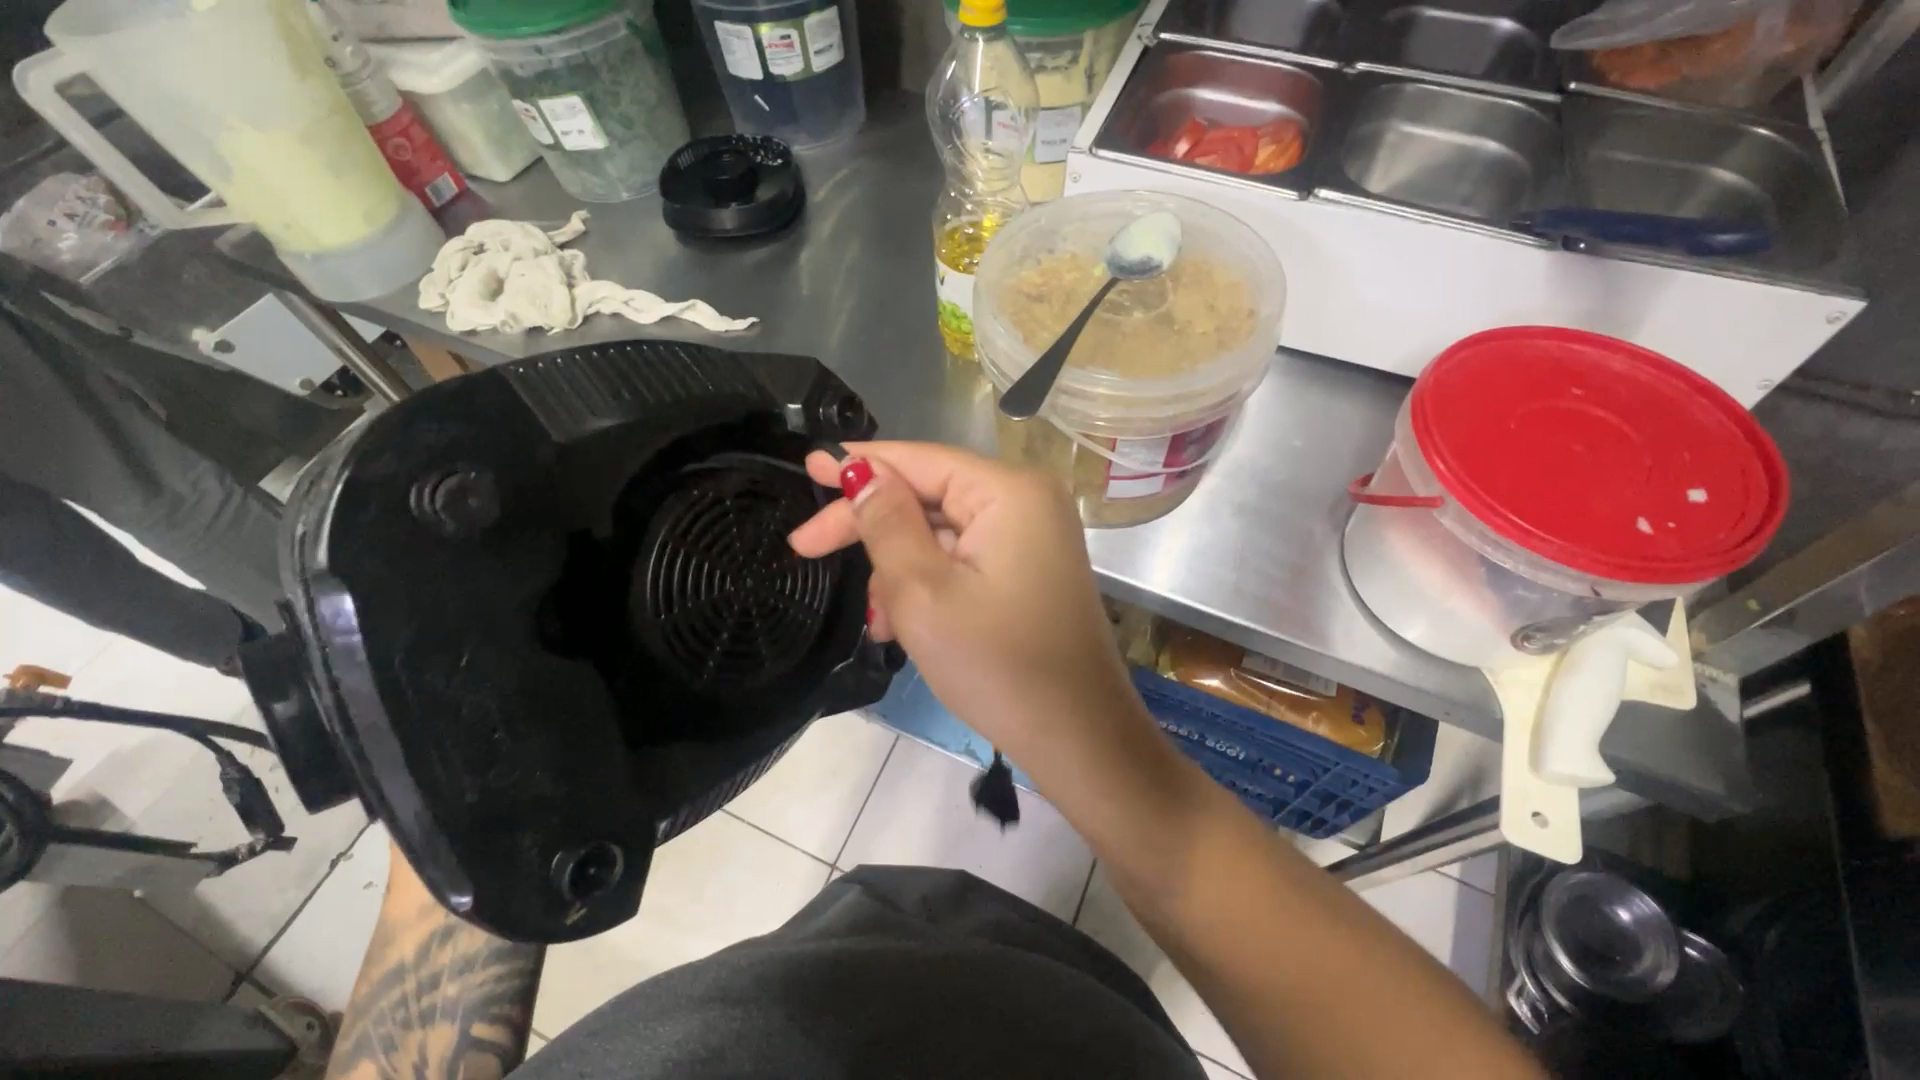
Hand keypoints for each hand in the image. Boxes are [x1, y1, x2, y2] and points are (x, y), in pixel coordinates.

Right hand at [788, 442, 1144, 766]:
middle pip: (929, 495)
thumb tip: (863, 473)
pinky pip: (964, 561)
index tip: (804, 468)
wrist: (1078, 738)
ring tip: (878, 622)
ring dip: (898, 570)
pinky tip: (901, 626)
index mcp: (1009, 492)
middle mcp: (1027, 502)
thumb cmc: (997, 665)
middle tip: (803, 547)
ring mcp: (1033, 539)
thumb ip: (887, 524)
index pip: (919, 460)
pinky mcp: (1030, 572)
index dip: (859, 467)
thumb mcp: (923, 592)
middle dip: (871, 529)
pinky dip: (928, 585)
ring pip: (941, 534)